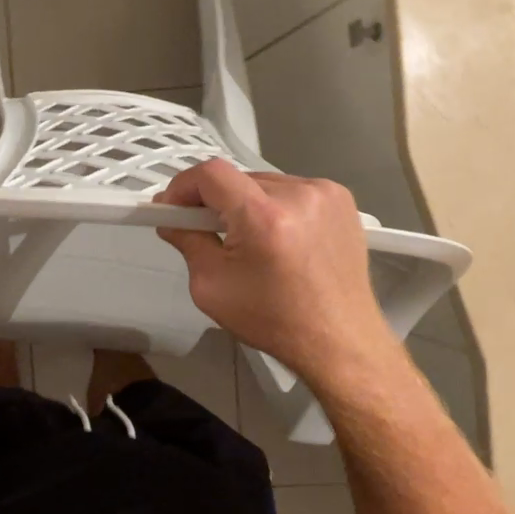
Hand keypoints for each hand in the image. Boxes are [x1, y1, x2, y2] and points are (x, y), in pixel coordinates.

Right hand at [154, 160, 395, 383]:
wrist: (339, 340)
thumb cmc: (272, 320)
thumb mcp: (210, 286)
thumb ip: (187, 241)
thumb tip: (171, 219)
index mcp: (264, 217)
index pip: (211, 174)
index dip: (183, 185)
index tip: (171, 208)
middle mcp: (299, 195)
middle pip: (237, 177)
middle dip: (213, 200)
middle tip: (203, 229)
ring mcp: (327, 194)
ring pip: (264, 183)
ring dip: (245, 202)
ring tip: (246, 238)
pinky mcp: (343, 201)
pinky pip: (292, 190)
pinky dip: (274, 206)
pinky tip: (277, 237)